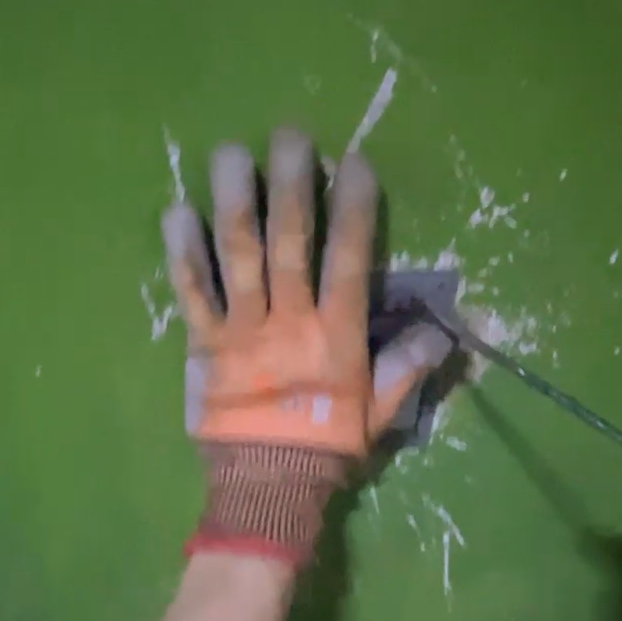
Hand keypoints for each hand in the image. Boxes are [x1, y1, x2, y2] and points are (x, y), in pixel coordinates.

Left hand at [162, 129, 451, 563]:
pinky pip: (192, 293)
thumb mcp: (381, 410)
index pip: (351, 260)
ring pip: (238, 257)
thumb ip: (408, 365)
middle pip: (289, 243)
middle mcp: (289, 320)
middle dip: (290, 186)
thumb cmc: (327, 442)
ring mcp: (242, 329)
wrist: (268, 484)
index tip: (354, 163)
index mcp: (336, 334)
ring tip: (229, 153)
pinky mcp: (205, 344)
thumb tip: (445, 328)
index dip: (354, 210)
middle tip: (288, 135)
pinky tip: (176, 211)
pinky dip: (183, 253)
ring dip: (233, 202)